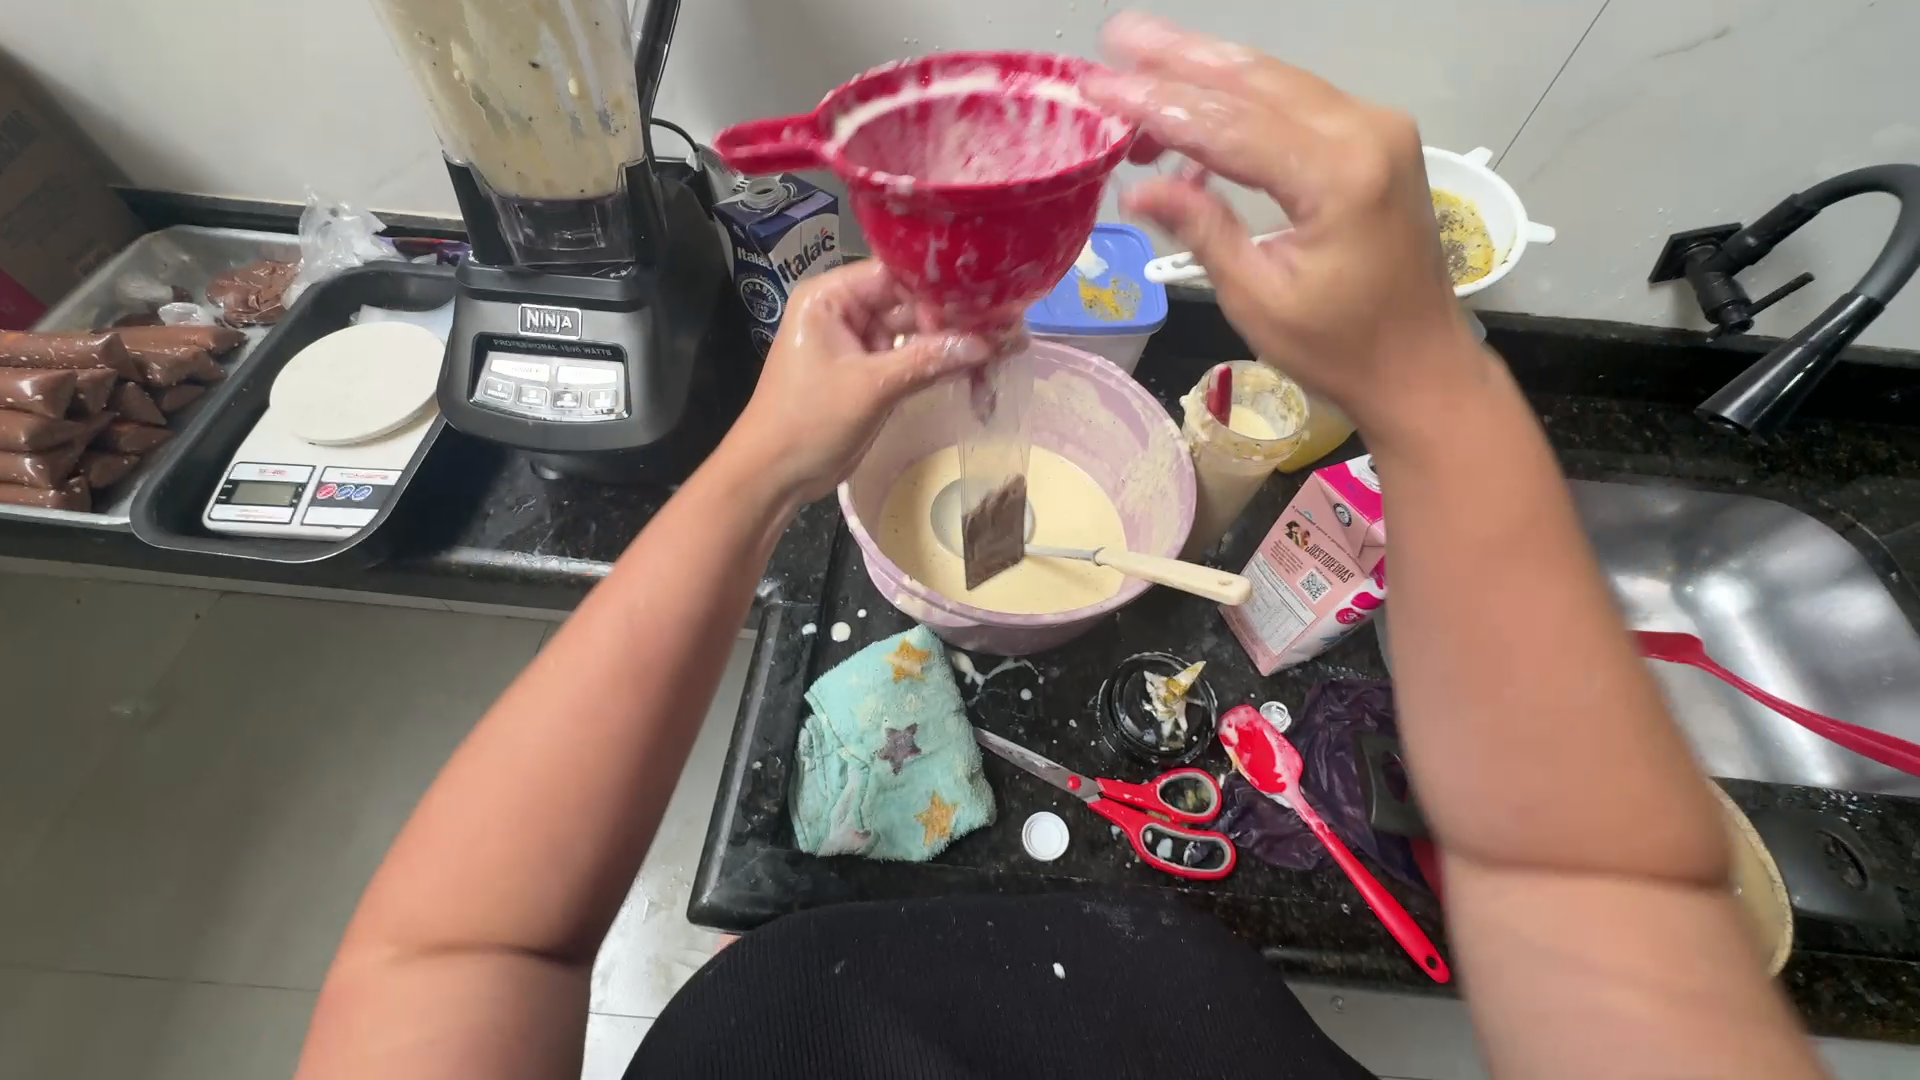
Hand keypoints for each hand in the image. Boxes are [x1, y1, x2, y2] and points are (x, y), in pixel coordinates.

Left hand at [724, 260, 991, 503]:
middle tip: (1006, 322)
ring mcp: (859, 345)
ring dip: (951, 341)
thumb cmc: (810, 420)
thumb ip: (927, 361)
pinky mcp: (871, 375)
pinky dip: (938, 364)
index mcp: (830, 297)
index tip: (986, 294)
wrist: (775, 474)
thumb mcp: (871, 387)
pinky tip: (978, 363)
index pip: (894, 274)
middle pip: (908, 302)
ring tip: (1003, 340)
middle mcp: (845, 312)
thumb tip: (988, 344)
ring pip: (914, 333)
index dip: (939, 284)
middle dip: (953, 315)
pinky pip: (911, 360)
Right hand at [1086, 14, 1486, 430]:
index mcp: (1338, 175)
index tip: (1100, 88)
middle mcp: (1364, 129)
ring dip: (1204, 72)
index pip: (1229, 125)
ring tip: (1140, 59)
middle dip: (1178, 60)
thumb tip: (1140, 189)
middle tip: (1115, 38)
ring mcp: (1374, 128)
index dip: (1158, 105)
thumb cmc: (1336, 348)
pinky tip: (1194, 109)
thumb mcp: (1257, 298)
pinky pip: (1294, 105)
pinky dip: (1238, 103)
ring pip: (1274, 82)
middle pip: (1254, 81)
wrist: (1417, 363)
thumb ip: (1203, 232)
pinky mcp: (1371, 139)